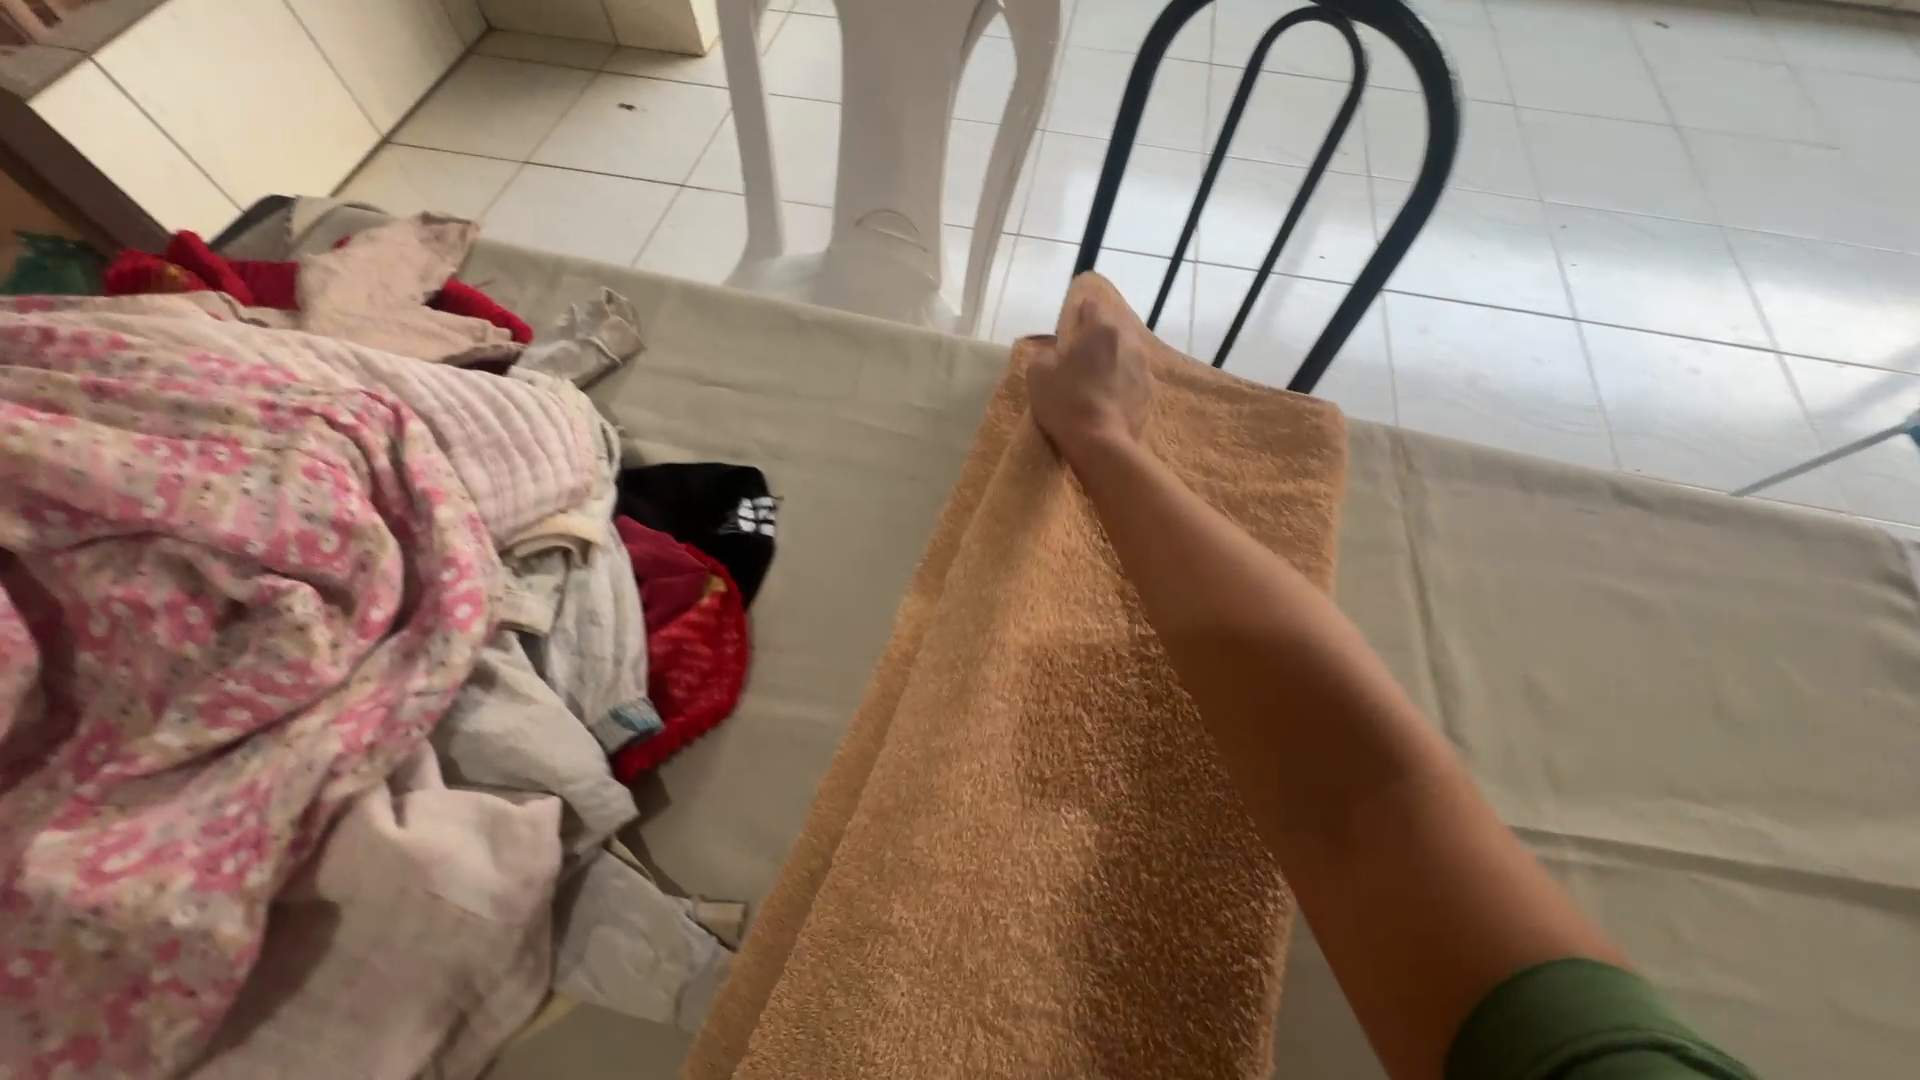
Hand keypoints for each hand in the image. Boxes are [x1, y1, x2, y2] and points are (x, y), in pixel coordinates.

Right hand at [1027, 291, 1150, 463]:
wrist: (1100, 442)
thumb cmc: (1066, 401)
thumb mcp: (1038, 372)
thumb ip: (1047, 354)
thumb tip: (1056, 355)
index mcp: (1103, 330)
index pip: (1094, 307)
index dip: (1081, 311)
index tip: (1074, 319)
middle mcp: (1129, 342)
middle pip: (1115, 328)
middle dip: (1100, 334)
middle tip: (1084, 346)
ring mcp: (1143, 369)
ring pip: (1126, 352)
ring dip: (1113, 357)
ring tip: (1098, 371)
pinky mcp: (1148, 394)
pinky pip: (1131, 377)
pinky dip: (1120, 379)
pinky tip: (1108, 392)